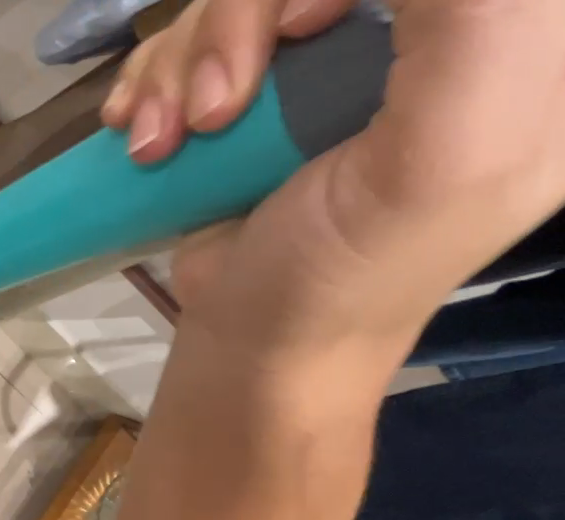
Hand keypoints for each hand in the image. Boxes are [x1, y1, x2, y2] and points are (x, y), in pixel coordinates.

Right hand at [104, 0, 564, 371]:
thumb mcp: (450, 152)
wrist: (250, 347)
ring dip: (176, 69)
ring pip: (230, 4)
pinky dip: (150, 84)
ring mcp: (324, 62)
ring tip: (161, 146)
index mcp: (513, 37)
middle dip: (235, 25)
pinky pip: (187, 43)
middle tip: (213, 117)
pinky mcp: (254, 95)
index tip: (301, 31)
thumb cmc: (345, 272)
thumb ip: (477, 25)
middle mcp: (419, 33)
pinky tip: (144, 138)